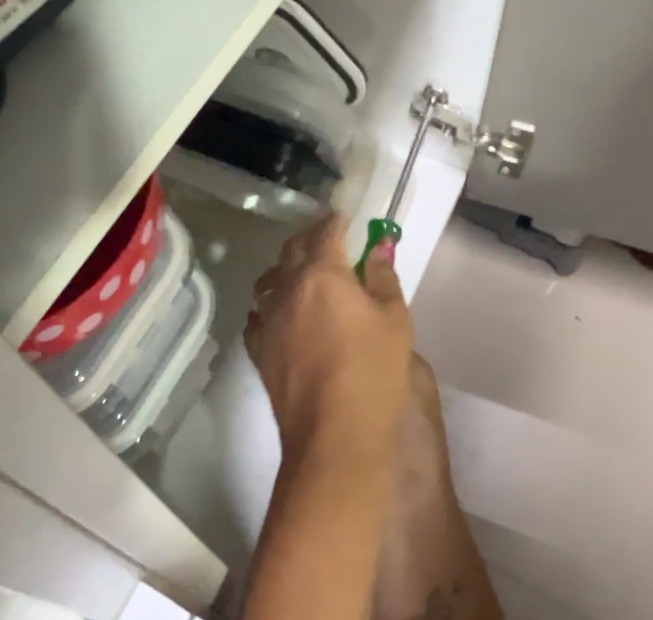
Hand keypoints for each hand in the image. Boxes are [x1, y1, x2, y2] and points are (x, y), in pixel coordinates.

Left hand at [246, 212, 413, 460]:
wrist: (334, 434)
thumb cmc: (373, 371)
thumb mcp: (394, 319)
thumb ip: (382, 277)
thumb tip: (376, 248)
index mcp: (322, 273)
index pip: (326, 233)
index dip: (336, 222)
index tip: (344, 218)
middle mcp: (287, 288)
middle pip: (291, 251)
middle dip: (309, 239)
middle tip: (326, 240)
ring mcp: (267, 320)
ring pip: (270, 281)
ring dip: (286, 271)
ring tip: (302, 276)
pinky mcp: (258, 350)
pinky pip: (259, 315)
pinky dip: (271, 306)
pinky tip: (281, 315)